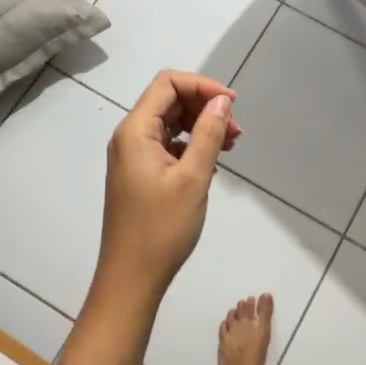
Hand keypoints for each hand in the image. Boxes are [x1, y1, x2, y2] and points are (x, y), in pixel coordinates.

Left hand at [95, 70, 242, 299]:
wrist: (131, 280)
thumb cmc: (161, 228)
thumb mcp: (193, 177)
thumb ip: (209, 133)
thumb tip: (222, 100)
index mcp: (135, 131)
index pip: (168, 84)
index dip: (202, 85)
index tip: (232, 103)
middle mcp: (129, 136)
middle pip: (169, 99)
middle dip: (205, 106)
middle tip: (236, 130)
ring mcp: (133, 155)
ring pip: (171, 121)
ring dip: (202, 125)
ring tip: (231, 145)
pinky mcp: (139, 173)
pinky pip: (168, 143)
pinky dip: (192, 143)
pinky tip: (212, 161)